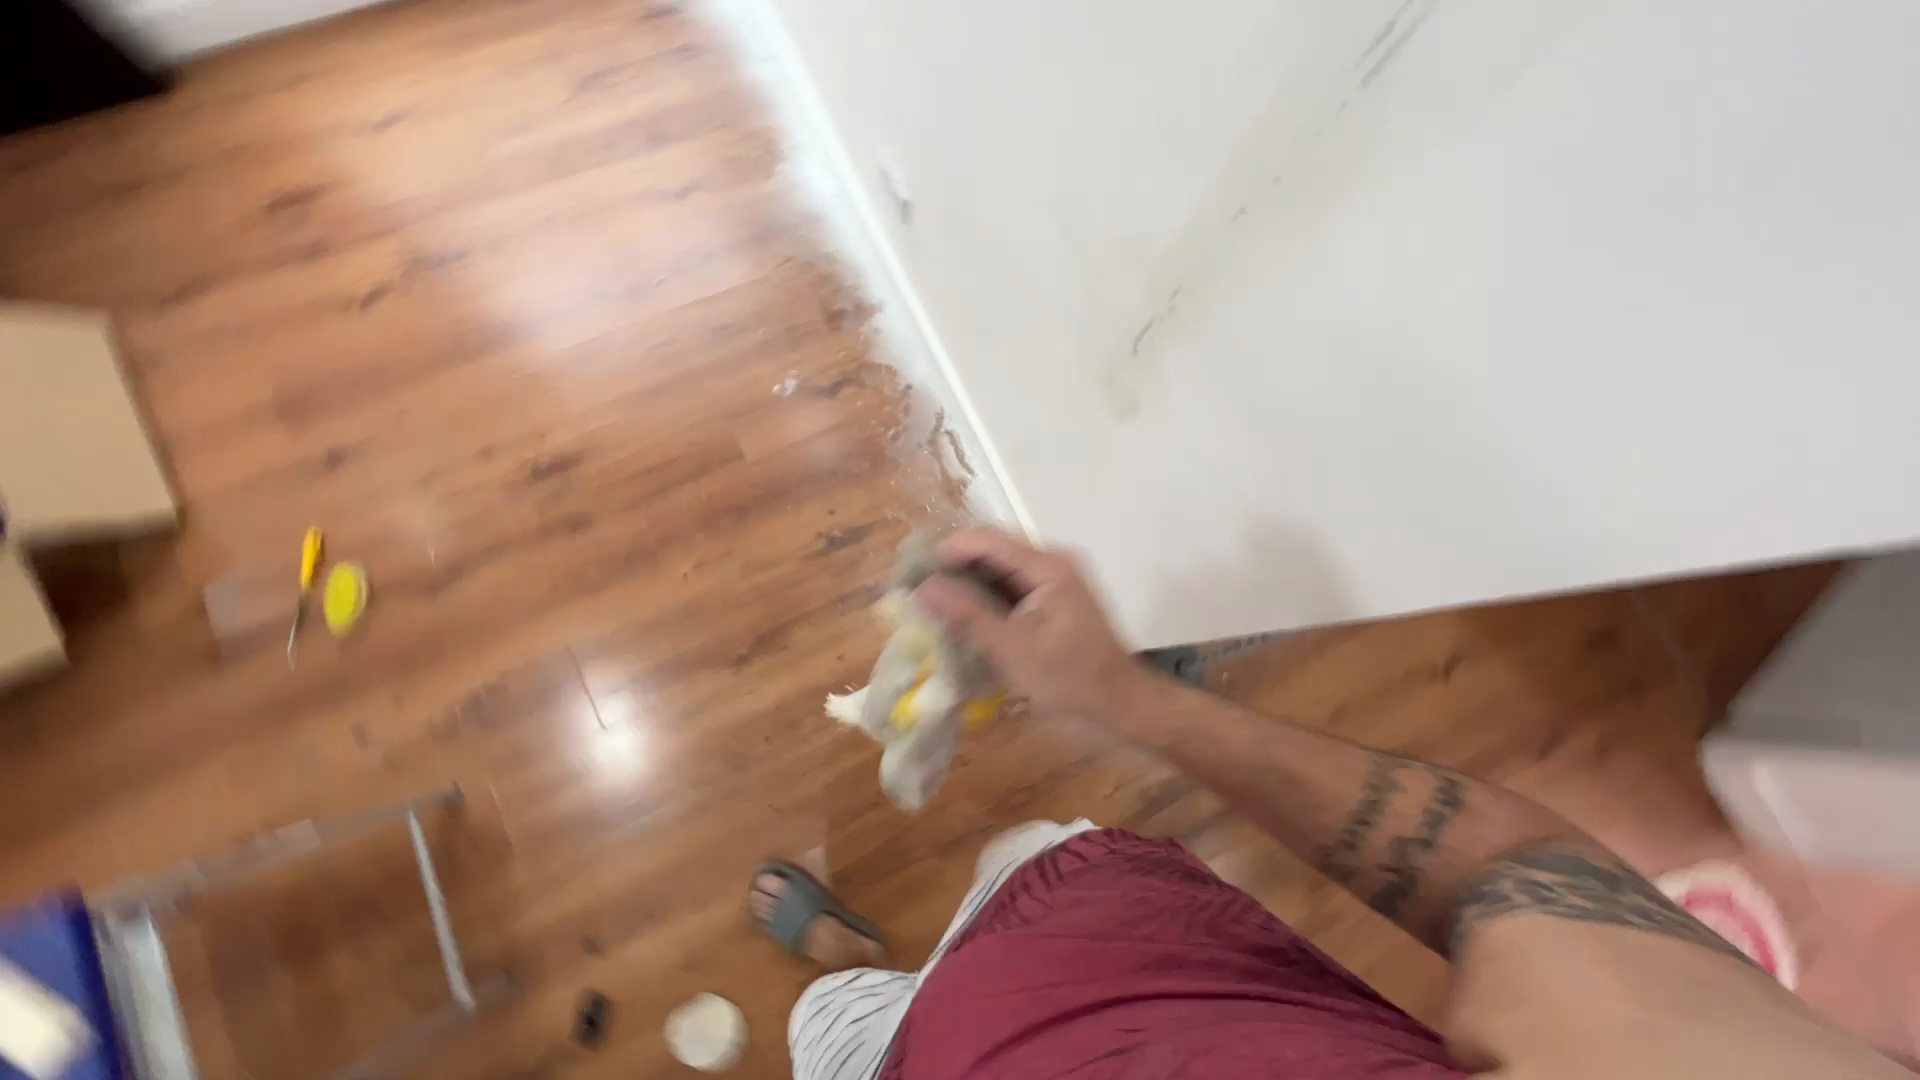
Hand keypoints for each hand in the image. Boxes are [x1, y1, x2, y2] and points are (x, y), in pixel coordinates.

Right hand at [913, 527, 1148, 721]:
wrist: (1121, 706)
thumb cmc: (1070, 679)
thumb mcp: (1013, 649)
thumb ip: (967, 614)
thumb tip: (922, 588)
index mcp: (1047, 565)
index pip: (985, 540)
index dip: (945, 552)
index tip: (911, 575)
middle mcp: (1052, 562)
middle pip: (991, 551)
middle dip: (953, 570)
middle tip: (916, 594)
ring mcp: (1055, 581)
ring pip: (999, 571)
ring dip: (967, 586)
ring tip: (931, 608)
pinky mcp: (1053, 601)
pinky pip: (1012, 589)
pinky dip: (986, 601)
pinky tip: (962, 620)